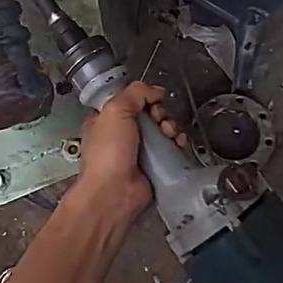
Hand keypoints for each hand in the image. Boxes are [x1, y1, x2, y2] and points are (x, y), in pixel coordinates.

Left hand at [72, 82, 187, 221]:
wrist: (114, 192)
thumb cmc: (108, 150)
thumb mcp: (115, 110)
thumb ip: (135, 93)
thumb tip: (156, 90)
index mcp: (105, 120)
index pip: (129, 100)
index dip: (143, 97)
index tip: (152, 99)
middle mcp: (121, 134)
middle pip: (149, 113)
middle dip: (159, 112)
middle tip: (160, 118)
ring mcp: (138, 150)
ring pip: (161, 129)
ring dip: (170, 125)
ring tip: (169, 132)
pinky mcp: (154, 164)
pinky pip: (169, 147)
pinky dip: (176, 142)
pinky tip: (178, 142)